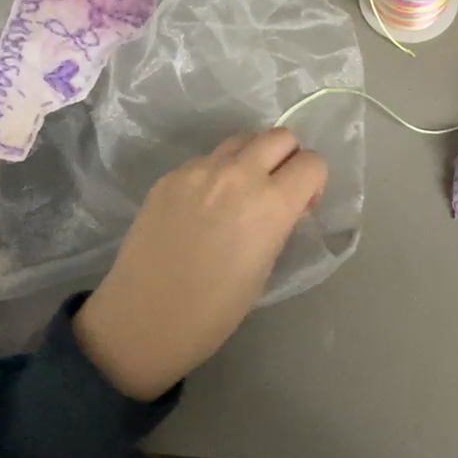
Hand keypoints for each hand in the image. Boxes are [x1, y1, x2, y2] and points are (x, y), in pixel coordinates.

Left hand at [72, 129, 327, 400]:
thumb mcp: (264, 268)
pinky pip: (207, 159)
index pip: (313, 162)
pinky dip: (217, 173)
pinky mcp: (171, 175)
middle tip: (276, 191)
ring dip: (252, 158)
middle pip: (280, 136)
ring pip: (242, 140)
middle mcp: (238, 174)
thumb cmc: (213, 311)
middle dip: (287, 159)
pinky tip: (202, 209)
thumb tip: (284, 204)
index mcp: (270, 203)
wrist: (142, 320)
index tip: (302, 205)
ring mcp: (199, 170)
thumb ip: (280, 223)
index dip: (314, 182)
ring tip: (240, 195)